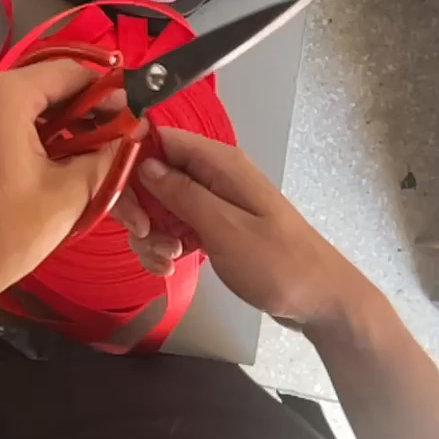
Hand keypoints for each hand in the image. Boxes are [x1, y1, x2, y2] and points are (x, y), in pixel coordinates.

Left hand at [0, 61, 120, 311]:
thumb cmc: (2, 235)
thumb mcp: (68, 194)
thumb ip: (106, 154)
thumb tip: (133, 132)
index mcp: (4, 95)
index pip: (70, 72)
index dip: (107, 92)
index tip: (133, 116)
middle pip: (45, 82)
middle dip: (84, 107)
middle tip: (116, 137)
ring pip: (24, 99)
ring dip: (59, 120)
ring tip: (89, 152)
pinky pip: (2, 115)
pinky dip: (32, 129)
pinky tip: (53, 158)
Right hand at [117, 126, 375, 331]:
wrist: (319, 300)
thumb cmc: (278, 263)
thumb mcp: (225, 228)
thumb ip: (183, 194)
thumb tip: (144, 163)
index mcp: (220, 163)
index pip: (161, 138)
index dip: (133, 161)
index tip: (120, 196)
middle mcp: (214, 175)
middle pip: (154, 174)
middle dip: (141, 208)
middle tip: (148, 238)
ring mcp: (213, 202)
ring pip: (160, 205)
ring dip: (152, 233)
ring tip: (167, 260)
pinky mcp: (213, 226)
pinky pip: (175, 226)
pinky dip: (165, 245)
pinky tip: (171, 265)